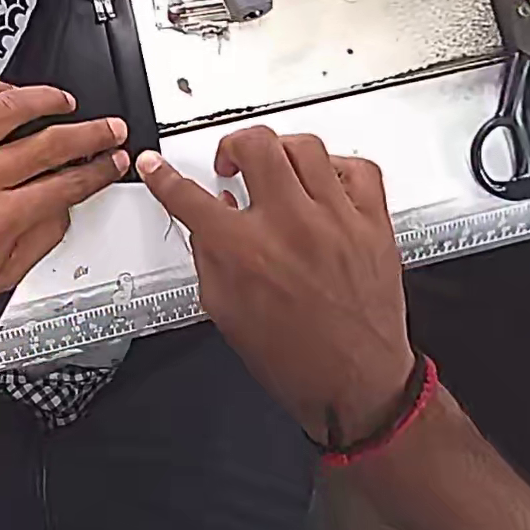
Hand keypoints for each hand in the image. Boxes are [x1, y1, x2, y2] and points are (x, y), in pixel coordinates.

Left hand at [0, 80, 128, 354]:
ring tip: (64, 100)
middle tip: (108, 128)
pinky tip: (3, 91)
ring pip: (9, 107)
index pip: (68, 183)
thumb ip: (39, 240)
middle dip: (92, 133)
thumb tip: (64, 209)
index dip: (100, 169)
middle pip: (51, 142)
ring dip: (46, 98)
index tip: (112, 161)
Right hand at [135, 128, 414, 447]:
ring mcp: (335, 221)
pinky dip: (334, 166)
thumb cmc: (293, 356)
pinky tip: (321, 181)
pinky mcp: (372, 225)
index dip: (163, 175)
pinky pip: (358, 168)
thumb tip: (205, 220)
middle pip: (254, 145)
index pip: (187, 196)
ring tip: (274, 169)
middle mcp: (288, 227)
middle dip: (231, 145)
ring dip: (279, 151)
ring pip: (304, 146)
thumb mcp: (224, 309)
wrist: (354, 383)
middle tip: (230, 163)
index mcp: (243, 252)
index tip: (157, 166)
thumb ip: (208, 256)